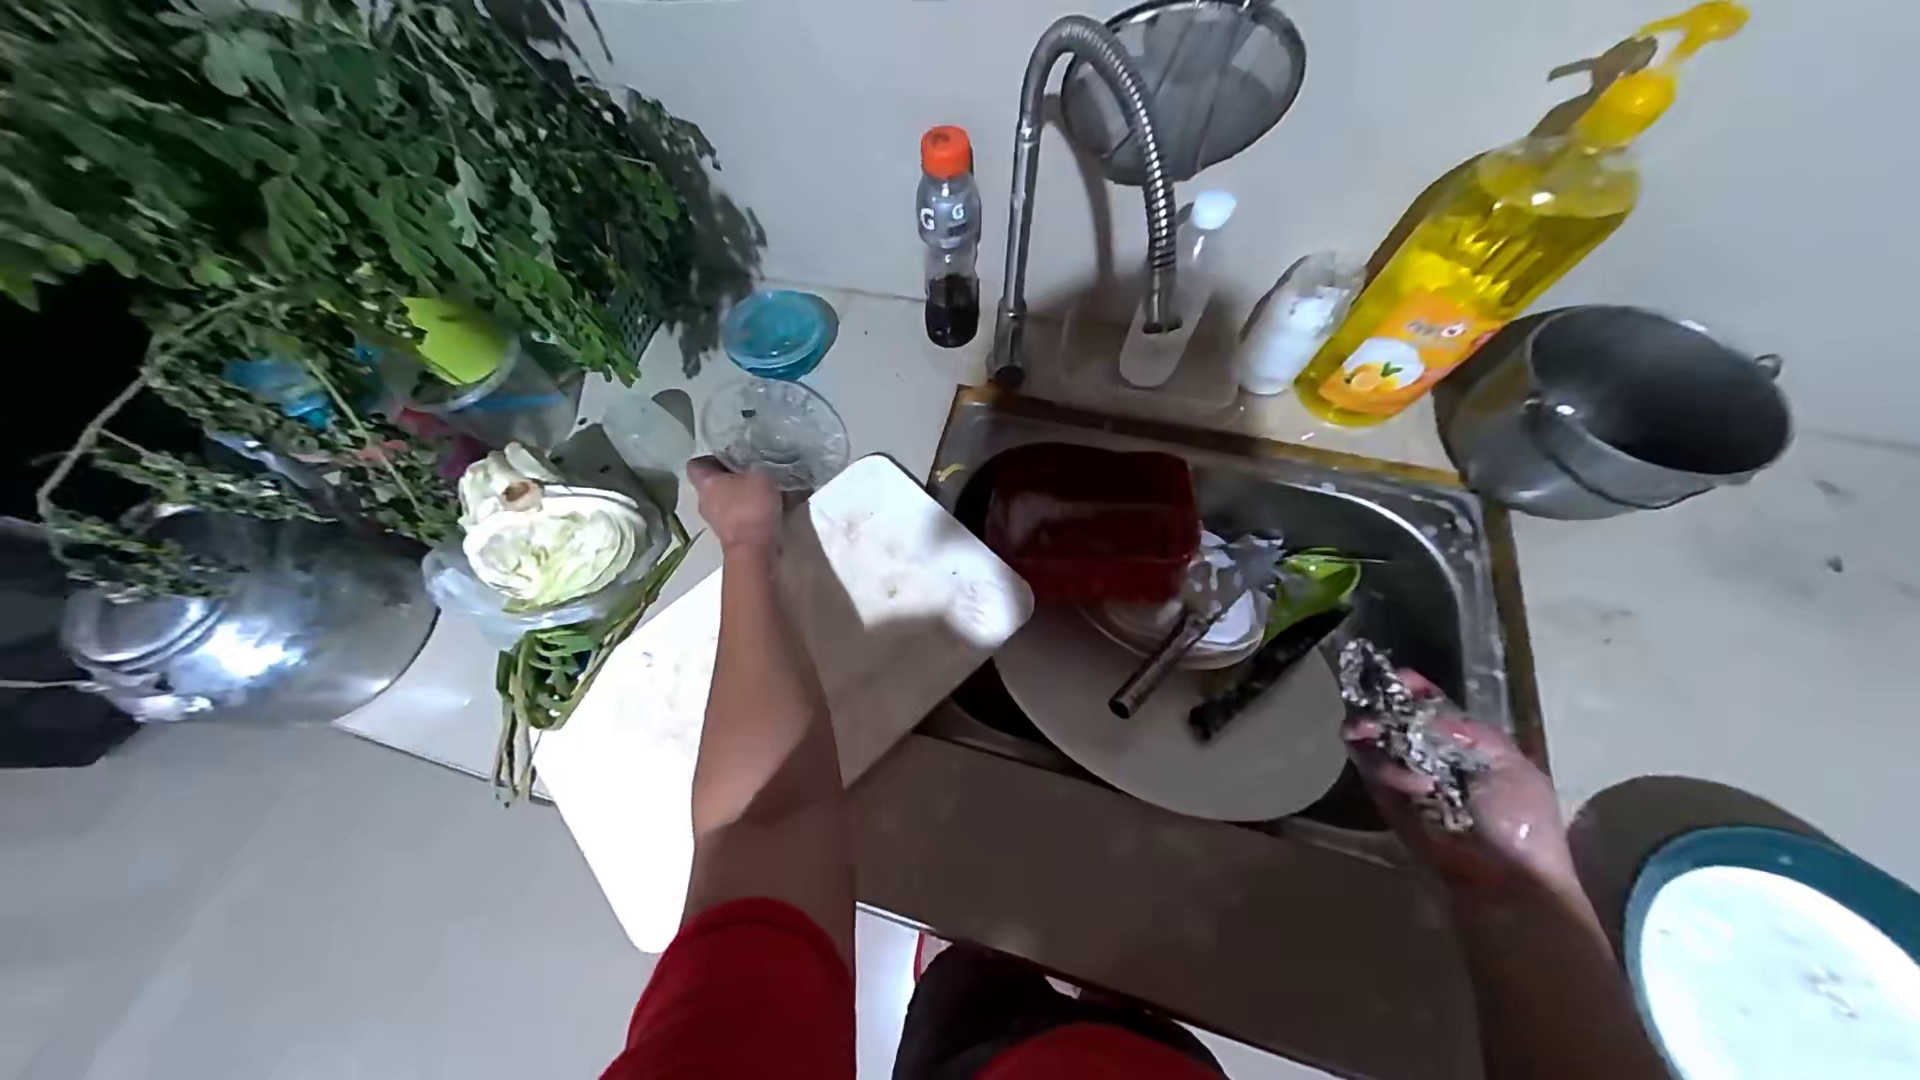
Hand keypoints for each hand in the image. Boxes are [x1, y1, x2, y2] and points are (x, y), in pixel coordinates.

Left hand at [688, 456, 781, 556]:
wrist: (755, 550)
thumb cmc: (752, 507)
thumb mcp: (761, 474)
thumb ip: (759, 465)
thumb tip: (761, 464)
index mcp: (705, 483)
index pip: (696, 464)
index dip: (712, 457)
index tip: (731, 455)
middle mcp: (705, 502)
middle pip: (713, 484)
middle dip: (731, 477)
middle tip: (752, 470)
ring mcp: (717, 522)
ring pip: (727, 502)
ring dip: (742, 496)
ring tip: (765, 489)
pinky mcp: (731, 536)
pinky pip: (739, 517)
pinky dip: (752, 512)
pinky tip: (771, 508)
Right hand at [1343, 671, 1578, 894]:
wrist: (1503, 878)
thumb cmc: (1520, 824)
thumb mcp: (1514, 769)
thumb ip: (1475, 733)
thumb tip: (1426, 712)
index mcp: (1460, 741)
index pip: (1428, 704)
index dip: (1413, 687)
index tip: (1400, 678)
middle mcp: (1425, 750)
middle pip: (1391, 713)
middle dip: (1378, 703)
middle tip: (1369, 702)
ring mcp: (1399, 770)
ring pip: (1371, 734)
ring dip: (1371, 730)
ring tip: (1372, 734)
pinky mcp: (1380, 792)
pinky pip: (1368, 766)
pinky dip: (1383, 768)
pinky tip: (1412, 785)